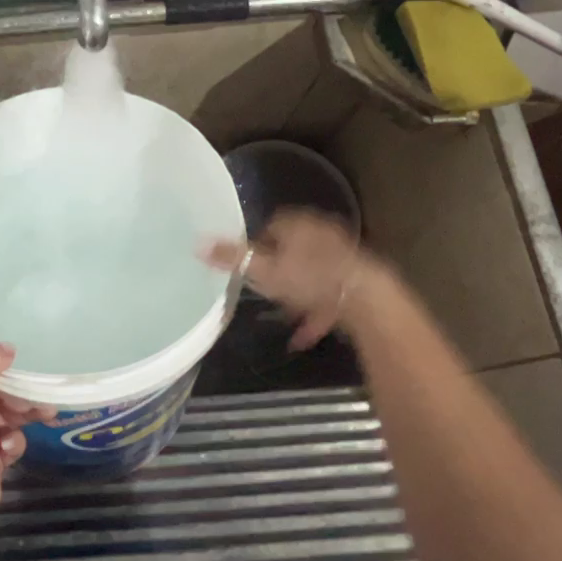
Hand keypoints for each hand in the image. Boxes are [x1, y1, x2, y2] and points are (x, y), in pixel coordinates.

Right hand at [203, 208, 382, 350]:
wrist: (365, 299)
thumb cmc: (309, 279)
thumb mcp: (263, 270)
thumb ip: (232, 259)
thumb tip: (197, 244)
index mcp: (297, 225)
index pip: (272, 224)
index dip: (258, 244)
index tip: (250, 264)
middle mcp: (320, 234)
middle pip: (294, 248)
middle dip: (280, 268)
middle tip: (265, 288)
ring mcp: (341, 256)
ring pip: (313, 272)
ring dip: (299, 293)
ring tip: (285, 315)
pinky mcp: (355, 280)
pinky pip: (329, 294)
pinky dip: (316, 311)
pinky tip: (305, 335)